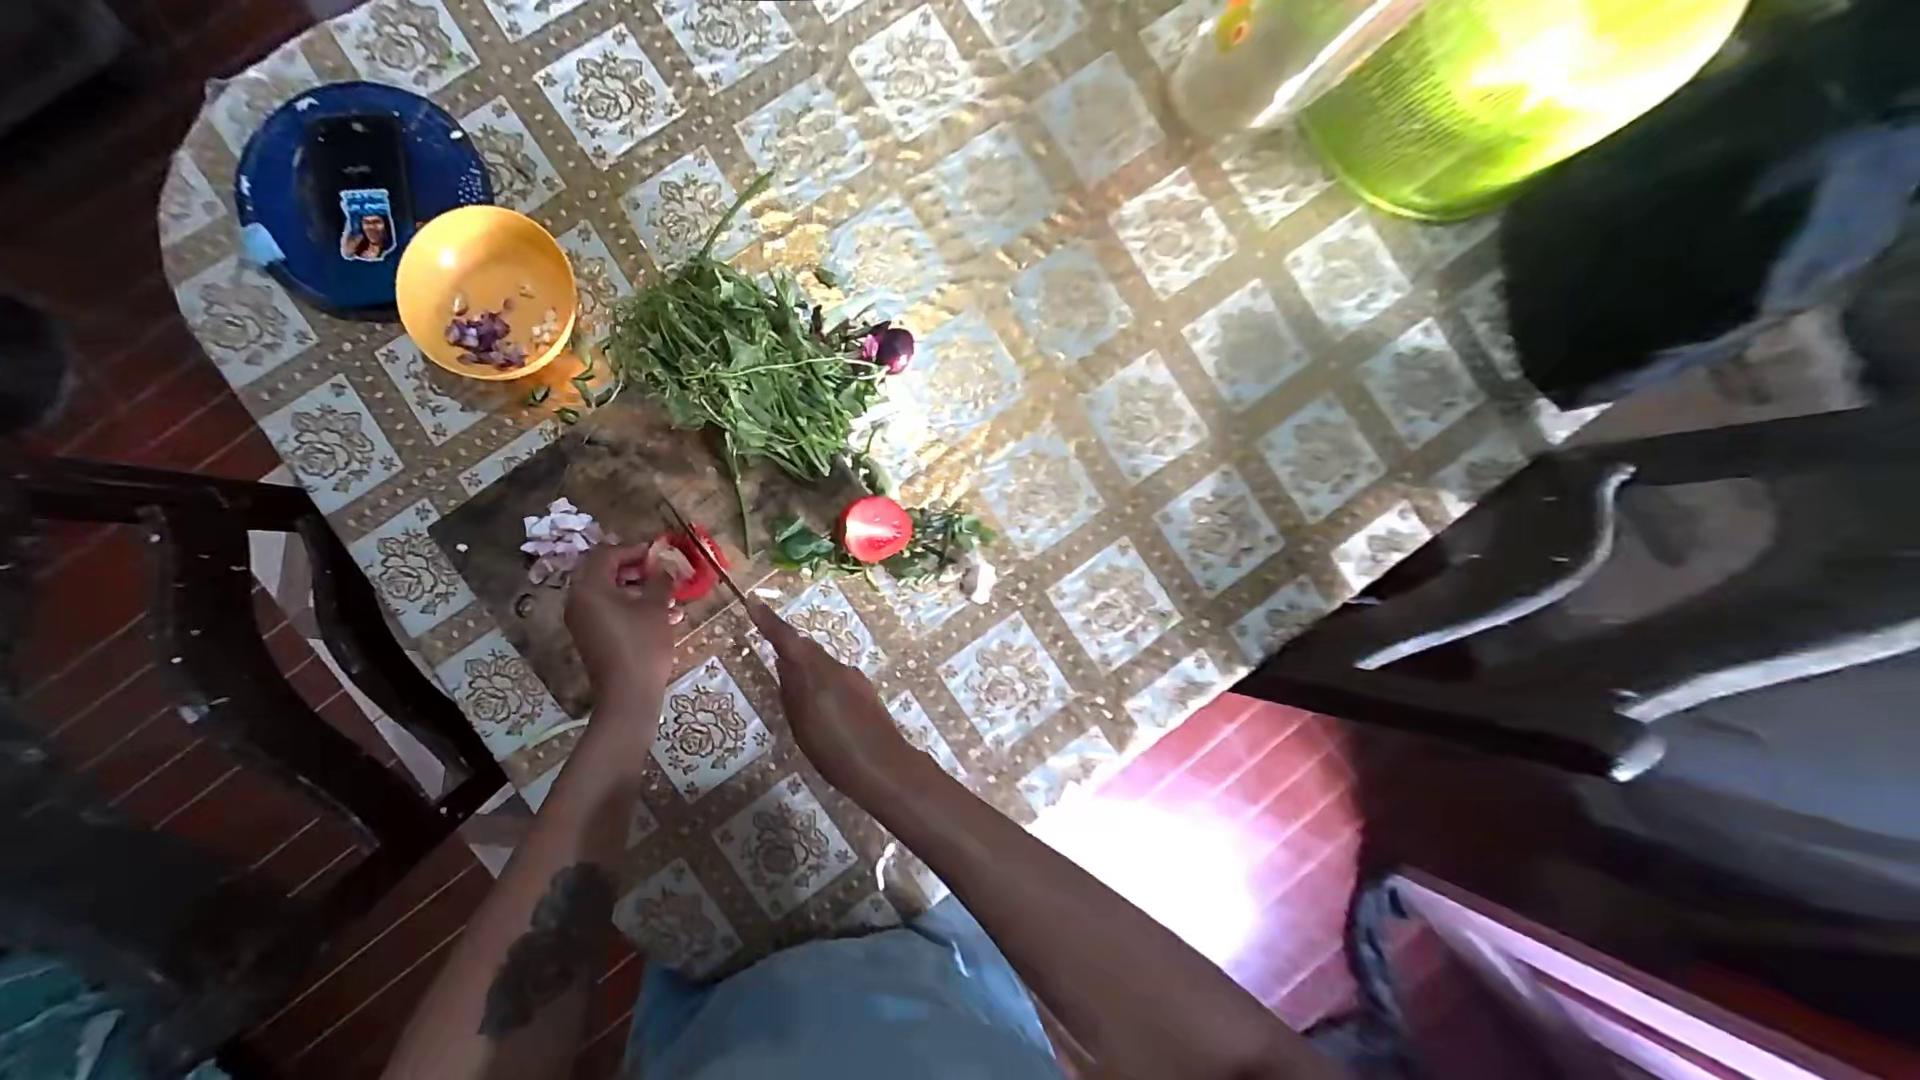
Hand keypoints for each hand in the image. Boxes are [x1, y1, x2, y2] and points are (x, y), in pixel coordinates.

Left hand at [565, 544, 673, 715]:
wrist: (628, 692)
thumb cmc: (642, 643)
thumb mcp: (655, 607)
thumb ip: (659, 580)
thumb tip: (664, 566)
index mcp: (589, 588)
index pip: (606, 555)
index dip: (633, 550)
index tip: (658, 554)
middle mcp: (579, 601)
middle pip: (604, 573)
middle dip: (635, 569)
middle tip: (661, 572)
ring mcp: (583, 620)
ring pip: (609, 593)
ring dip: (637, 589)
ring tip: (668, 595)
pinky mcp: (592, 636)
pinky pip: (610, 611)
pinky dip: (632, 606)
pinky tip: (663, 614)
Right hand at [748, 599, 917, 794]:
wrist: (884, 766)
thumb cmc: (835, 751)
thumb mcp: (802, 724)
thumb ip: (793, 690)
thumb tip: (784, 661)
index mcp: (817, 673)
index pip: (788, 640)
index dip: (770, 622)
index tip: (754, 602)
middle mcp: (837, 668)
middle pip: (808, 649)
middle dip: (789, 647)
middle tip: (770, 650)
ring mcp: (854, 678)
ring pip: (823, 663)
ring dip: (806, 667)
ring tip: (792, 687)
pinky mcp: (866, 691)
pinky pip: (836, 676)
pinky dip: (822, 681)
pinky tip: (820, 704)